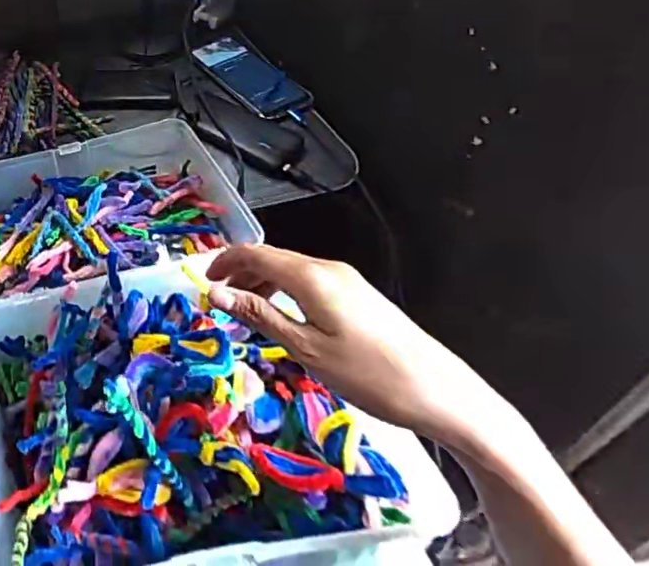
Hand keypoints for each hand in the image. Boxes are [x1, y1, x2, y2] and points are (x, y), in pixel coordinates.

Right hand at [205, 245, 513, 451]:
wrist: (445, 395)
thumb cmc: (372, 375)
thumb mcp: (306, 349)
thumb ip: (259, 316)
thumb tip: (217, 294)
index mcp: (311, 276)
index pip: (254, 253)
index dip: (223, 263)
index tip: (203, 283)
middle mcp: (328, 269)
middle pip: (271, 257)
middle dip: (239, 273)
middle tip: (219, 300)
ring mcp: (346, 280)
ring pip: (289, 269)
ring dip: (260, 283)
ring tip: (245, 311)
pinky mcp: (358, 295)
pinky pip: (308, 281)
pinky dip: (284, 291)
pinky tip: (282, 317)